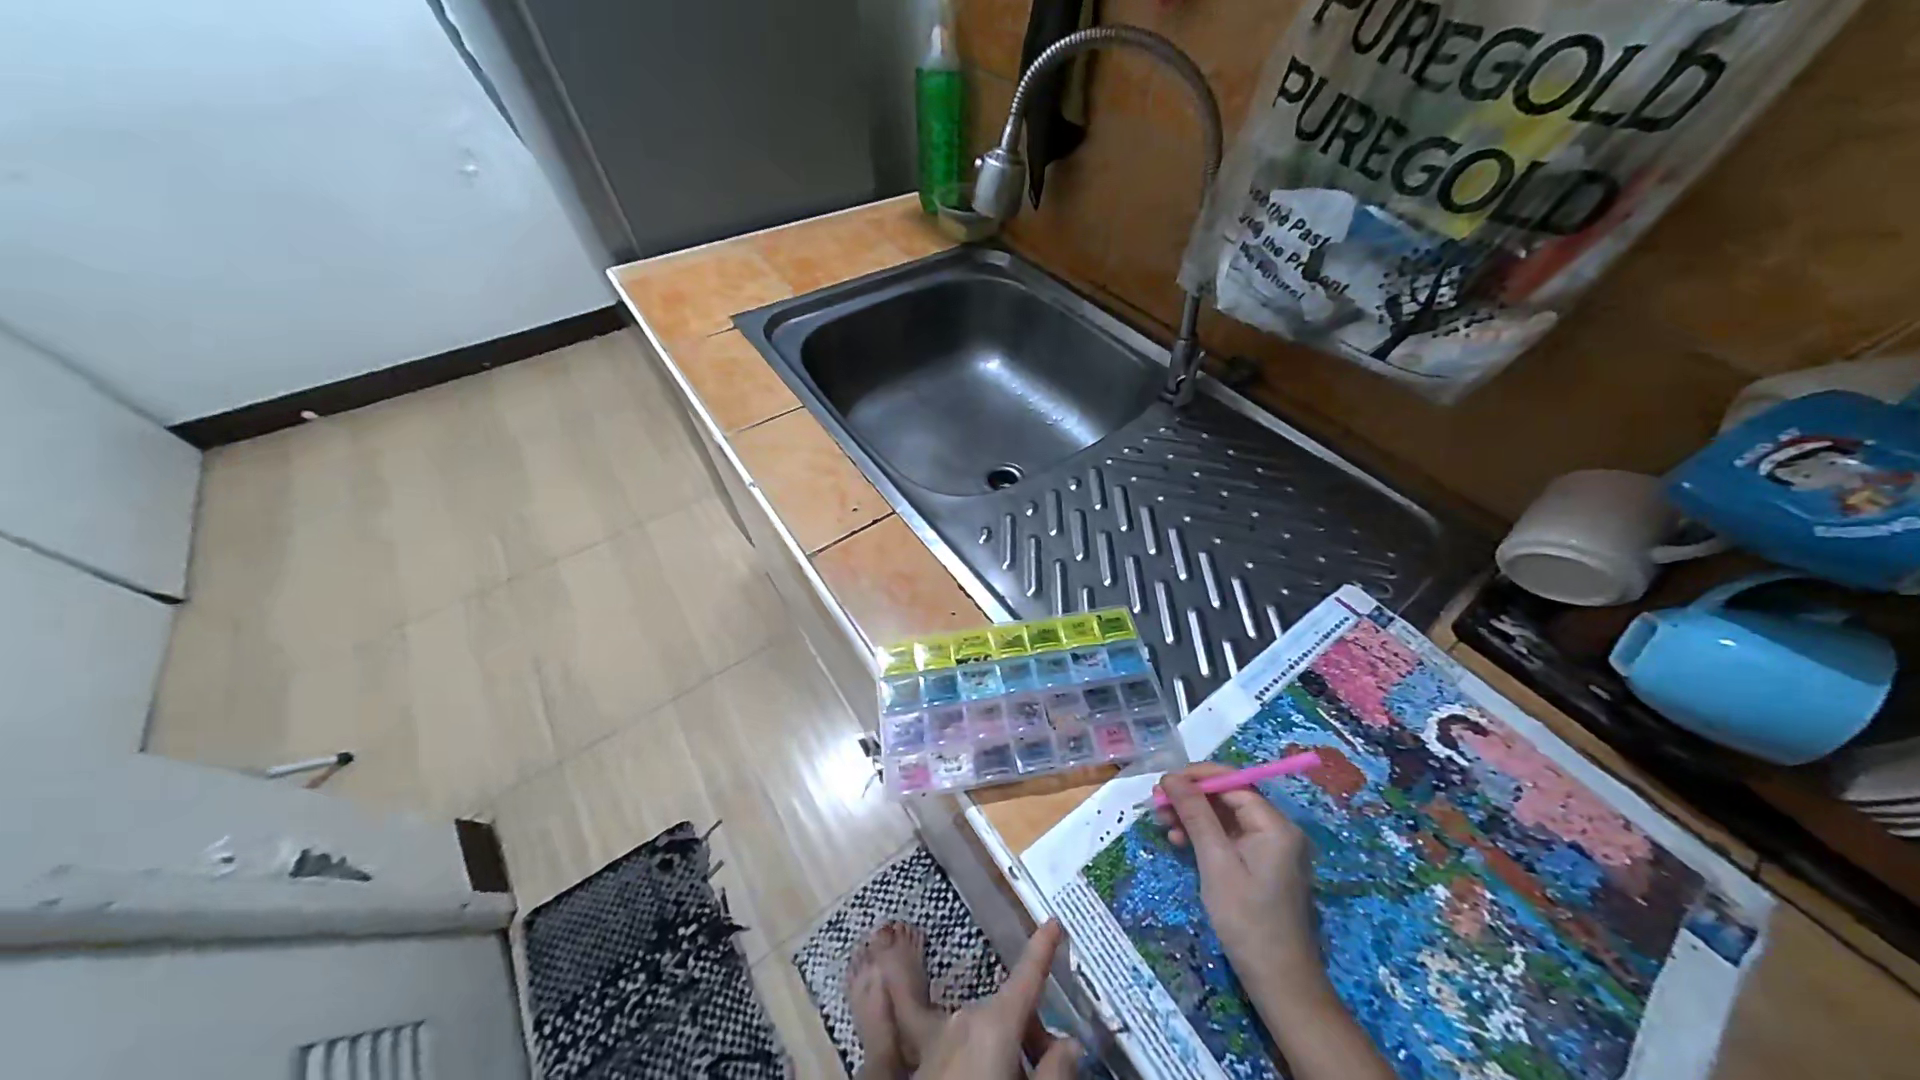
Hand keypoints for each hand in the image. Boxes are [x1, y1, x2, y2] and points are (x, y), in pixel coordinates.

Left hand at [915, 919, 1080, 1079]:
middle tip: (1053, 1066)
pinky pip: (964, 1046)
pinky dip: (985, 1058)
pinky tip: (993, 1078)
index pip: (1026, 977)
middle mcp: (965, 1018)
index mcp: (994, 1022)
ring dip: (1010, 1048)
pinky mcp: (926, 1058)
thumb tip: (1070, 1044)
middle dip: (1034, 1033)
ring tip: (1023, 1078)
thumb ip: (1057, 1071)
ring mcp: (940, 1037)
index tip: (1054, 921)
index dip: (1043, 949)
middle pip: (1010, 1011)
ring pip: (987, 1029)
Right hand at [1154, 763, 1321, 978]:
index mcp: (1275, 825)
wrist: (1278, 980)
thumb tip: (1172, 777)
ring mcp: (1270, 848)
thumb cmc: (1247, 919)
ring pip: (1225, 817)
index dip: (1197, 778)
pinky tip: (1179, 842)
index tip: (1163, 783)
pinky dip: (1204, 836)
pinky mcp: (1261, 865)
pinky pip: (1229, 837)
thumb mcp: (1215, 862)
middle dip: (1191, 797)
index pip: (1233, 783)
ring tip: (1163, 823)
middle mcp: (1277, 830)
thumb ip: (1195, 815)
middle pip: (1229, 798)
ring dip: (1193, 816)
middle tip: (1157, 804)